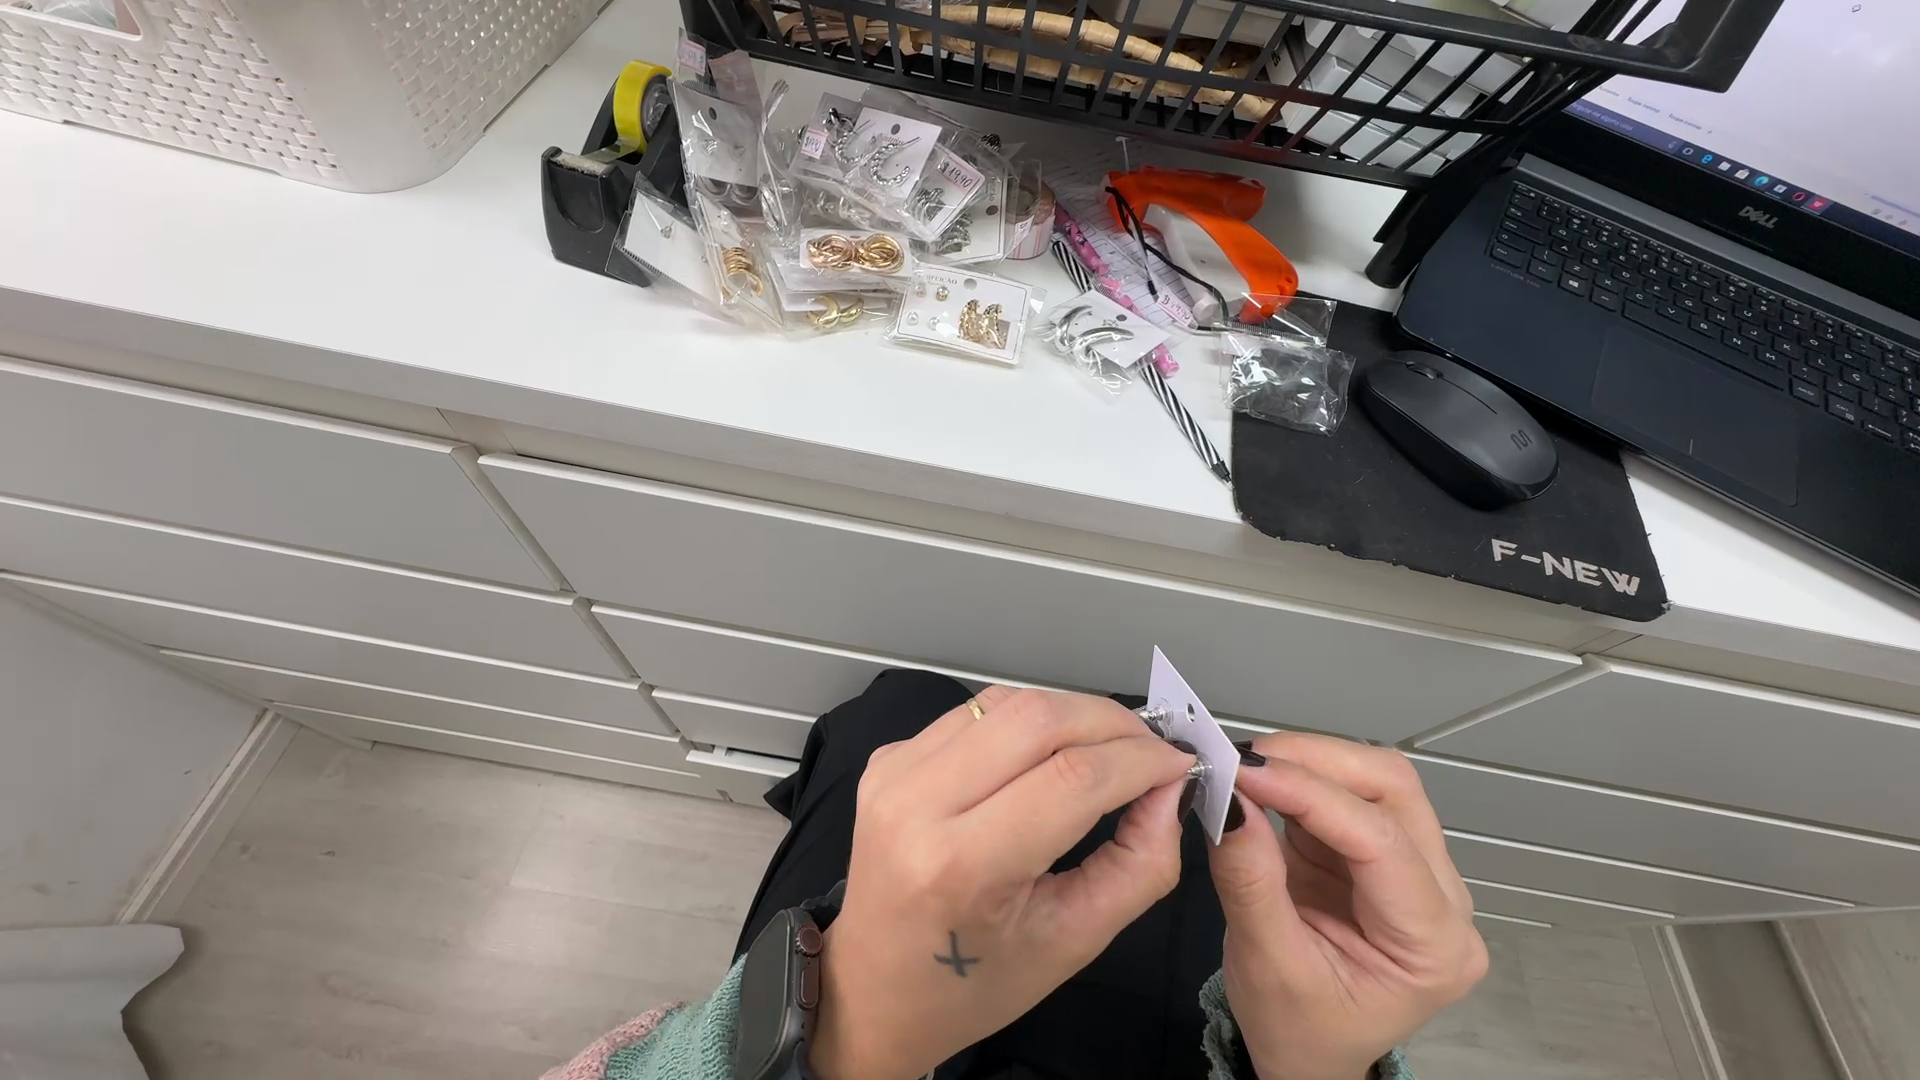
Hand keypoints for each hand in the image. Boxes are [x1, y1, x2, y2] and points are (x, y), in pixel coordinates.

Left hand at [811, 686, 1195, 1079]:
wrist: (874, 987)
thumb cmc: (976, 983)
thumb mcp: (1075, 940)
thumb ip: (1141, 864)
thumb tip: (1171, 786)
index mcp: (962, 866)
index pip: (1073, 777)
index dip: (1141, 760)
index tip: (1181, 762)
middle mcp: (917, 802)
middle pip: (1037, 717)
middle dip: (1111, 722)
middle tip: (1152, 749)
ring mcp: (895, 770)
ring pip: (1007, 701)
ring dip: (1071, 713)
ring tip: (1108, 748)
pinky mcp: (888, 755)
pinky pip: (974, 713)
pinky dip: (1026, 721)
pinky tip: (1047, 752)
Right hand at [1207, 734, 1486, 1079]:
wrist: (1306, 1053)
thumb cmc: (1295, 1027)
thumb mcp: (1266, 963)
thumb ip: (1250, 879)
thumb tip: (1229, 798)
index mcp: (1431, 944)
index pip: (1381, 841)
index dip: (1311, 793)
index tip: (1242, 770)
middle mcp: (1441, 898)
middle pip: (1394, 791)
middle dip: (1317, 760)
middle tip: (1245, 759)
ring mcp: (1412, 870)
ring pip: (1373, 780)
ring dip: (1307, 761)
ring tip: (1244, 769)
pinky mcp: (1372, 852)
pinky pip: (1342, 793)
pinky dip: (1296, 776)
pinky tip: (1259, 782)